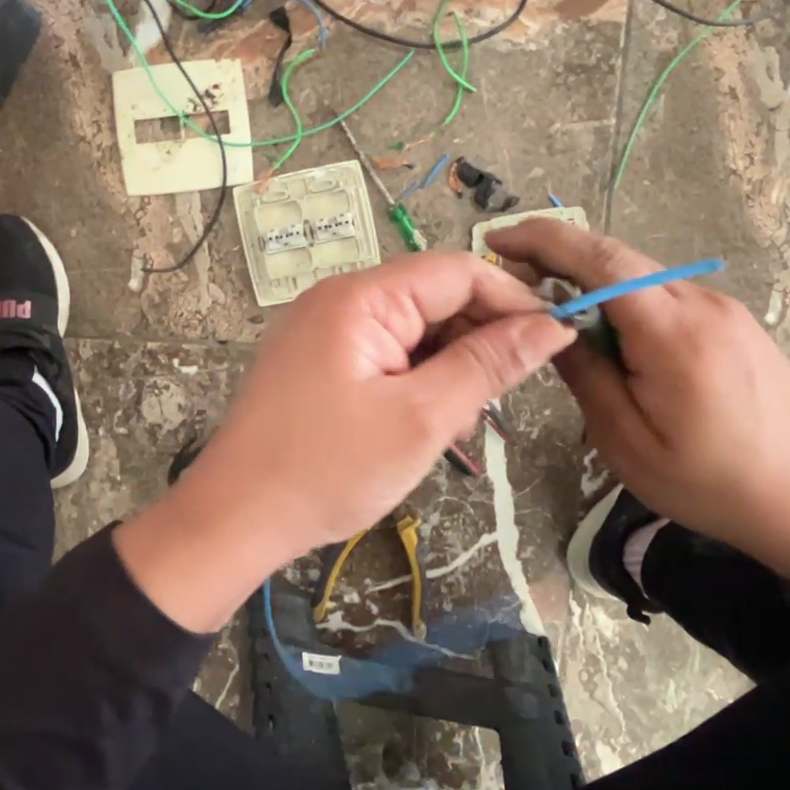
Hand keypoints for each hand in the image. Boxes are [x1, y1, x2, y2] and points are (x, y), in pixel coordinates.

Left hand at [188, 251, 574, 555]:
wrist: (235, 517)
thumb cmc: (328, 471)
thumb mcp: (421, 419)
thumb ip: (487, 364)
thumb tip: (551, 326)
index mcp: (360, 298)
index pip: (457, 271)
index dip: (512, 300)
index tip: (554, 340)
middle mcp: (338, 299)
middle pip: (432, 296)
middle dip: (477, 337)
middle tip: (504, 394)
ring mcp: (321, 330)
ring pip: (410, 329)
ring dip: (447, 365)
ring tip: (460, 420)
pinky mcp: (315, 361)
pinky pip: (382, 353)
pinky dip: (414, 379)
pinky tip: (425, 421)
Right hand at [486, 220, 789, 577]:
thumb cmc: (710, 483)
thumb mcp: (627, 442)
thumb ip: (585, 375)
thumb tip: (548, 325)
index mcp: (674, 333)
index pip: (601, 262)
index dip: (543, 241)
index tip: (496, 242)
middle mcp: (701, 304)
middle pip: (617, 258)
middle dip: (556, 255)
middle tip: (508, 277)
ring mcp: (721, 309)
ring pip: (639, 275)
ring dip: (587, 280)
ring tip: (547, 310)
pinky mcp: (730, 322)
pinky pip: (662, 294)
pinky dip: (619, 298)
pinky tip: (601, 329)